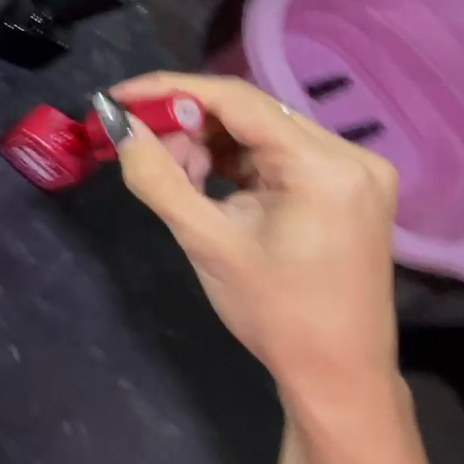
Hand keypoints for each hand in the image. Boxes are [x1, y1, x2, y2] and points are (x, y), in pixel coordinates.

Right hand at [95, 73, 401, 400]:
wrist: (336, 373)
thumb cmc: (274, 310)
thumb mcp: (204, 239)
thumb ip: (156, 176)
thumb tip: (115, 124)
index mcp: (324, 167)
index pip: (236, 99)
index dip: (168, 89)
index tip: (115, 98)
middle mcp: (347, 156)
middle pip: (245, 111)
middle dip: (183, 123)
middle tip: (140, 150)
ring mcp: (349, 171)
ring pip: (253, 130)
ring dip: (202, 143)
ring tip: (174, 179)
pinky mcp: (339, 187)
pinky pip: (268, 152)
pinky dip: (226, 160)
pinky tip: (202, 185)